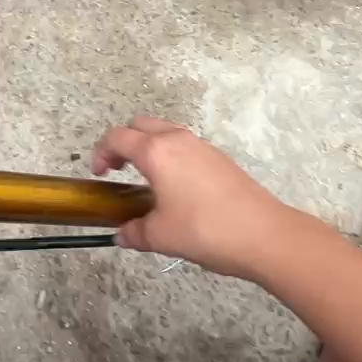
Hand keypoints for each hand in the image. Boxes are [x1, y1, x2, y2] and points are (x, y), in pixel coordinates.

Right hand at [90, 116, 295, 279]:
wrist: (264, 234)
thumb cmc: (205, 230)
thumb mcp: (161, 236)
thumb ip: (135, 232)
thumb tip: (121, 235)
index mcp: (156, 152)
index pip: (117, 138)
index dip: (100, 152)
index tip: (97, 173)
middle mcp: (176, 139)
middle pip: (139, 125)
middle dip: (123, 142)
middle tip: (117, 169)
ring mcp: (200, 145)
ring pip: (163, 130)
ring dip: (147, 145)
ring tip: (144, 177)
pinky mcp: (217, 157)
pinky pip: (183, 143)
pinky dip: (168, 153)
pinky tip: (174, 186)